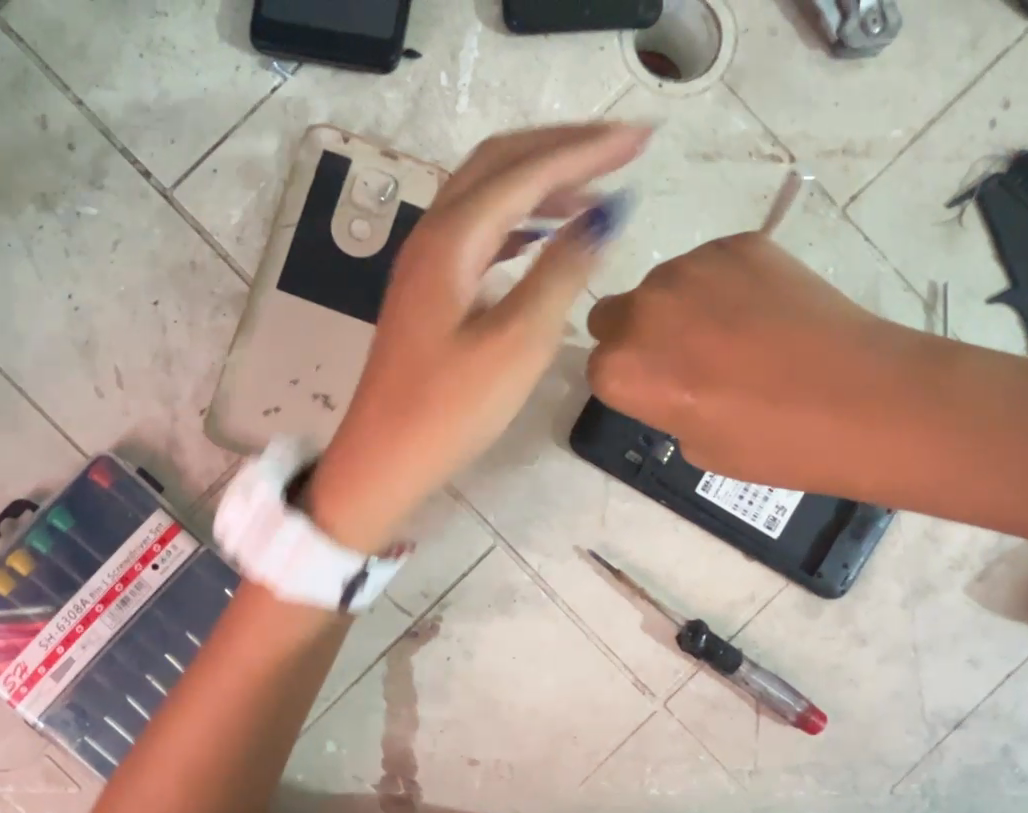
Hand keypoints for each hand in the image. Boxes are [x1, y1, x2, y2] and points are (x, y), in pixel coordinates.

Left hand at [306, 123, 650, 551]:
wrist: (383, 459)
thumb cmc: (450, 410)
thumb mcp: (518, 343)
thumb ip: (562, 271)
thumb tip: (605, 213)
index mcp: (452, 239)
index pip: (527, 171)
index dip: (587, 150)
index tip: (644, 138)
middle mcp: (433, 235)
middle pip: (499, 163)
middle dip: (562, 147)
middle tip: (623, 149)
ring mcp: (425, 262)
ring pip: (486, 194)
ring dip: (540, 181)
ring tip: (595, 192)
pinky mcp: (428, 291)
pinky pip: (478, 230)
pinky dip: (518, 218)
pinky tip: (545, 233)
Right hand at [585, 232, 918, 494]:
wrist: (863, 398)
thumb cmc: (772, 442)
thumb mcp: (693, 445)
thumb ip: (663, 402)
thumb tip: (673, 377)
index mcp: (621, 368)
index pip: (600, 365)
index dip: (631, 378)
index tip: (662, 390)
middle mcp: (641, 310)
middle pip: (615, 314)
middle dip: (641, 334)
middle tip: (690, 358)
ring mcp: (690, 269)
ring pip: (664, 285)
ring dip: (684, 305)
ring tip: (739, 334)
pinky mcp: (738, 244)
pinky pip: (712, 263)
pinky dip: (729, 283)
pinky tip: (767, 311)